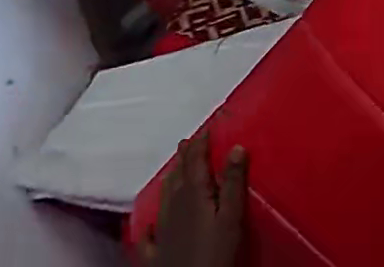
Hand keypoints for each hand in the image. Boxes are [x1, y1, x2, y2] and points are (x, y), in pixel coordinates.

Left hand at [145, 133, 247, 266]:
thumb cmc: (214, 255)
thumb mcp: (231, 218)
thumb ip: (233, 183)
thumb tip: (236, 146)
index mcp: (194, 193)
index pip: (196, 160)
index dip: (200, 142)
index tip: (207, 128)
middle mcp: (174, 205)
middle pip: (178, 174)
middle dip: (184, 157)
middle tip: (188, 143)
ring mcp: (161, 230)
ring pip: (164, 196)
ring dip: (171, 179)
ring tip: (174, 169)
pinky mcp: (154, 254)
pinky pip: (147, 236)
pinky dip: (148, 226)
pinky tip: (147, 225)